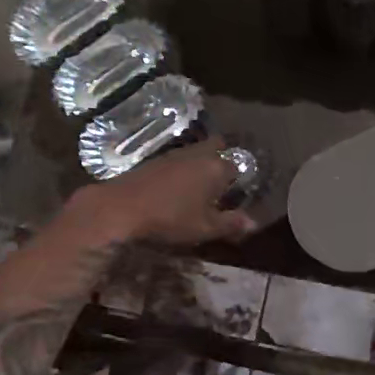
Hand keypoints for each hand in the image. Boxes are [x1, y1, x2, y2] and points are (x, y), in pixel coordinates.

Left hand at [66, 138, 258, 246]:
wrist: (121, 207)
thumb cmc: (170, 218)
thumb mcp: (205, 228)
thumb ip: (230, 224)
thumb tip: (253, 223)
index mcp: (216, 167)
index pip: (237, 166)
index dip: (239, 179)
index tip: (237, 193)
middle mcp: (198, 154)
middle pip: (217, 146)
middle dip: (222, 158)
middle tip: (222, 181)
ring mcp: (174, 154)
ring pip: (196, 151)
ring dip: (201, 163)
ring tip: (200, 186)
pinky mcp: (155, 159)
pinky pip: (178, 158)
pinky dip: (183, 168)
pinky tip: (177, 186)